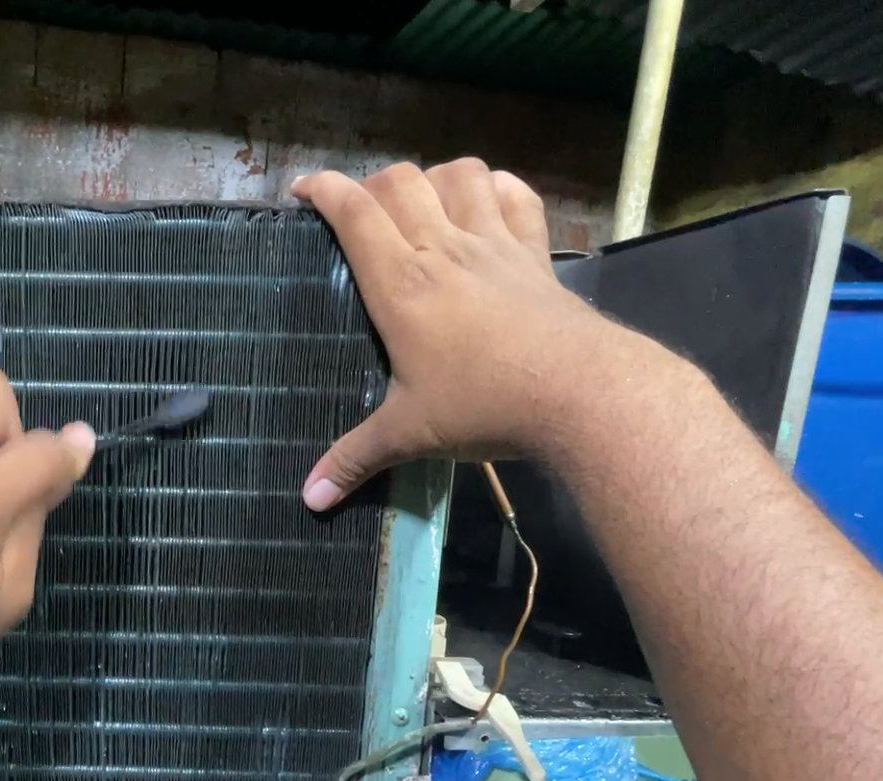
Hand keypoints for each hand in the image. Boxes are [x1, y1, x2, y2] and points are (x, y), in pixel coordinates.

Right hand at [292, 160, 641, 509]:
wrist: (580, 393)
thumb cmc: (481, 406)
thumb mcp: (407, 436)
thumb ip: (353, 461)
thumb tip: (309, 501)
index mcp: (402, 284)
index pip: (355, 214)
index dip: (324, 190)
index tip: (302, 190)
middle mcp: (444, 249)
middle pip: (401, 183)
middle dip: (370, 185)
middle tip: (357, 214)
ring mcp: (495, 245)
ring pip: (459, 176)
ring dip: (432, 178)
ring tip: (419, 203)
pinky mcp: (535, 255)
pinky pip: (516, 198)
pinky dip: (496, 188)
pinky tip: (486, 202)